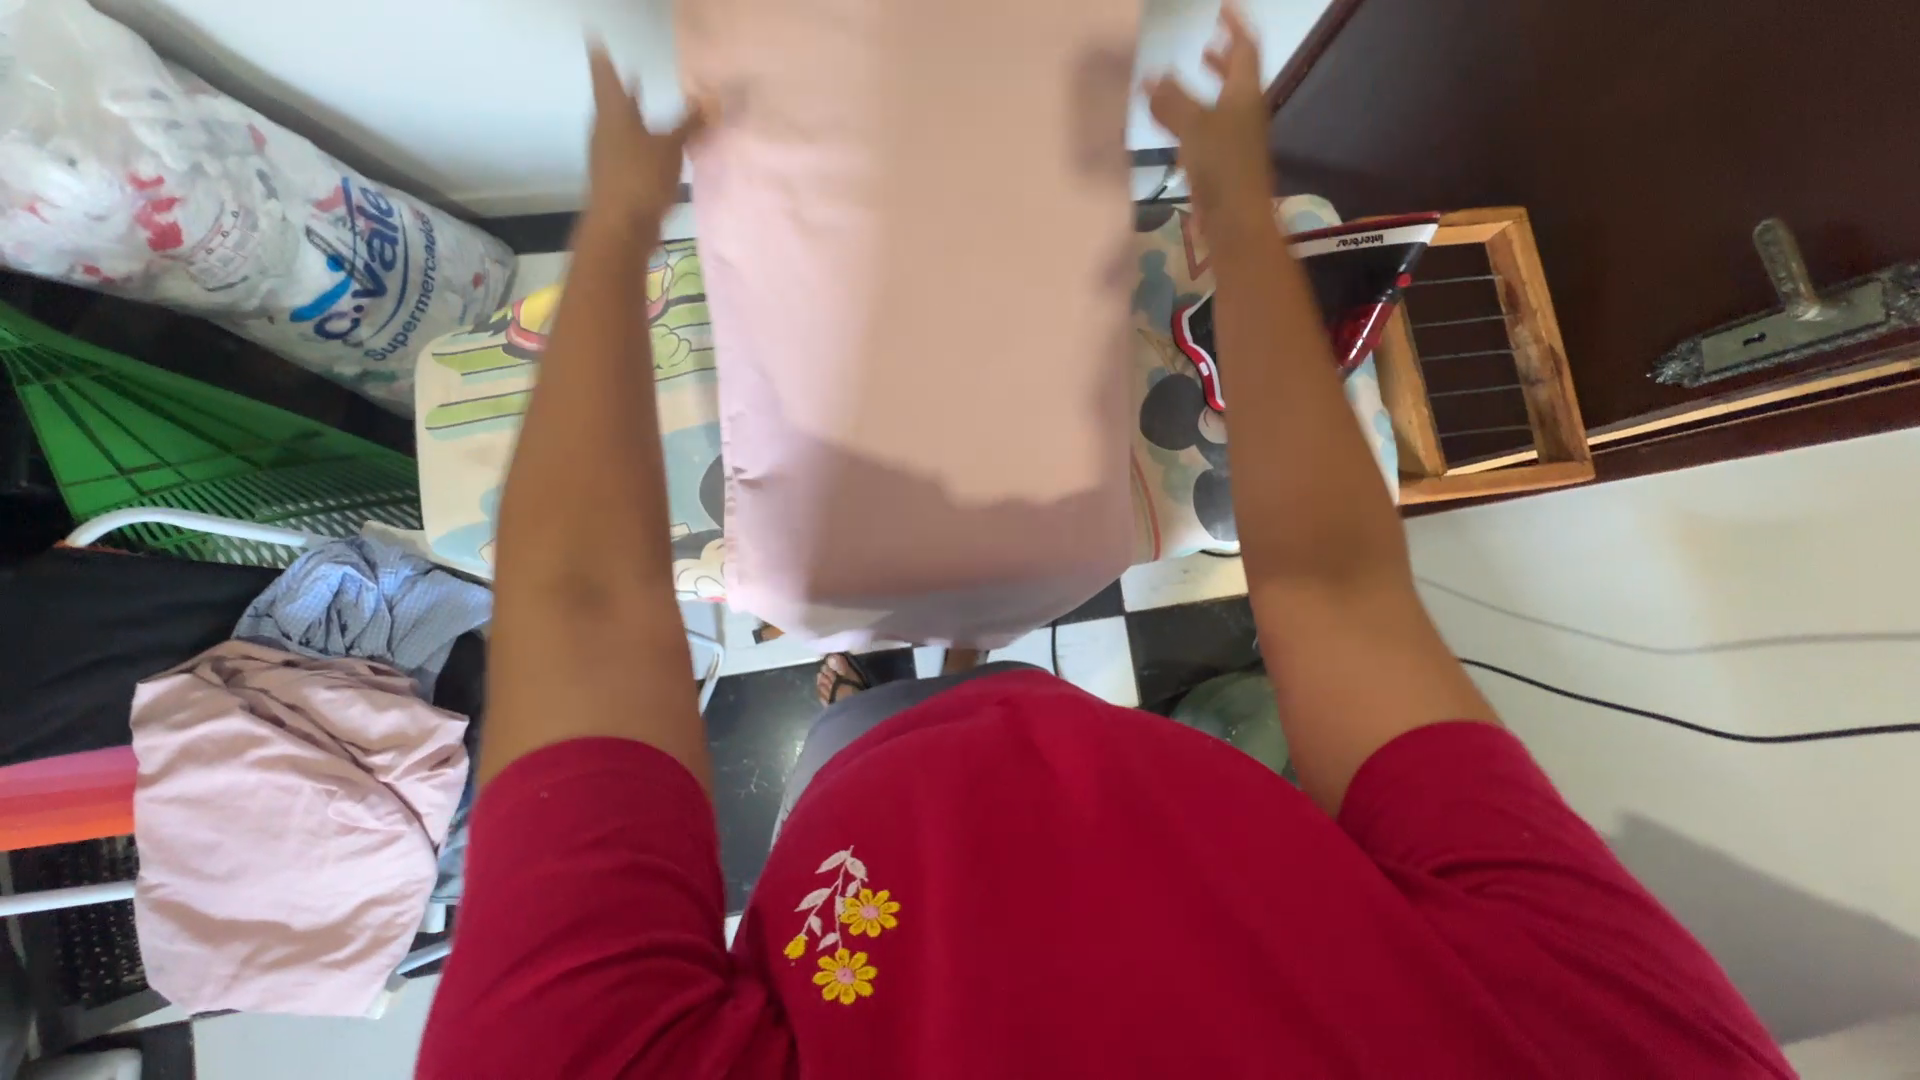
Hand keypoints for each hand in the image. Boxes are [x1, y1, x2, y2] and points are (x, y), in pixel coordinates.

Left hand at [584, 43, 705, 233]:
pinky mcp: (615, 177)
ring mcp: (607, 155)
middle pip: (610, 102)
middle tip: (626, 73)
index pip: (606, 75)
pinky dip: (637, 143)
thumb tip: (707, 101)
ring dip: (630, 117)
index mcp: (614, 113)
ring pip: (618, 127)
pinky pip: (626, 151)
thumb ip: (689, 125)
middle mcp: (604, 129)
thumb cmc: (642, 179)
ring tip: (640, 108)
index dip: (604, 58)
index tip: (596, 37)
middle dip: (620, 89)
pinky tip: (649, 150)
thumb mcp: (672, 149)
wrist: (621, 227)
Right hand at [1146, 7, 1273, 219]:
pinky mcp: (1223, 166)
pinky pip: (1207, 134)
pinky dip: (1192, 123)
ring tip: (1186, 85)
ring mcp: (1235, 141)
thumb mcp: (1193, 127)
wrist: (1236, 222)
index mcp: (1244, 94)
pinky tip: (1175, 130)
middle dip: (1221, 59)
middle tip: (1205, 46)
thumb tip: (1150, 76)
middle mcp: (1244, 113)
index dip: (1234, 25)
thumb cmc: (1221, 167)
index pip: (1244, 47)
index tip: (1222, 7)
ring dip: (1205, 92)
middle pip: (1236, 77)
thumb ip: (1171, 101)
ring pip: (1220, 106)